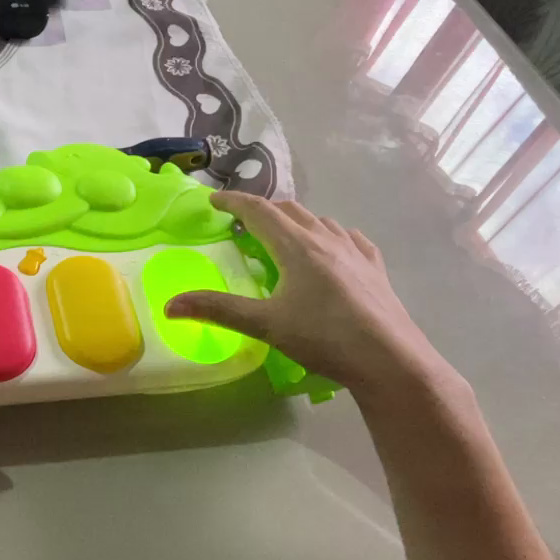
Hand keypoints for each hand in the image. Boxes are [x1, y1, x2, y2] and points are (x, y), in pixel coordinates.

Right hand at [167, 192, 455, 399]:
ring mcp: (355, 252)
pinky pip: (347, 237)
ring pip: (320, 220)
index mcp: (296, 246)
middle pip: (290, 210)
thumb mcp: (265, 325)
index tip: (213, 200)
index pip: (259, 211)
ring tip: (280, 234)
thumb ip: (217, 310)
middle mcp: (326, 239)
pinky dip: (329, 233)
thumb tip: (169, 305)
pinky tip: (331, 246)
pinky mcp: (375, 268)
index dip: (233, 202)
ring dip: (294, 219)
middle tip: (241, 221)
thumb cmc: (324, 338)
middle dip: (262, 209)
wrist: (390, 359)